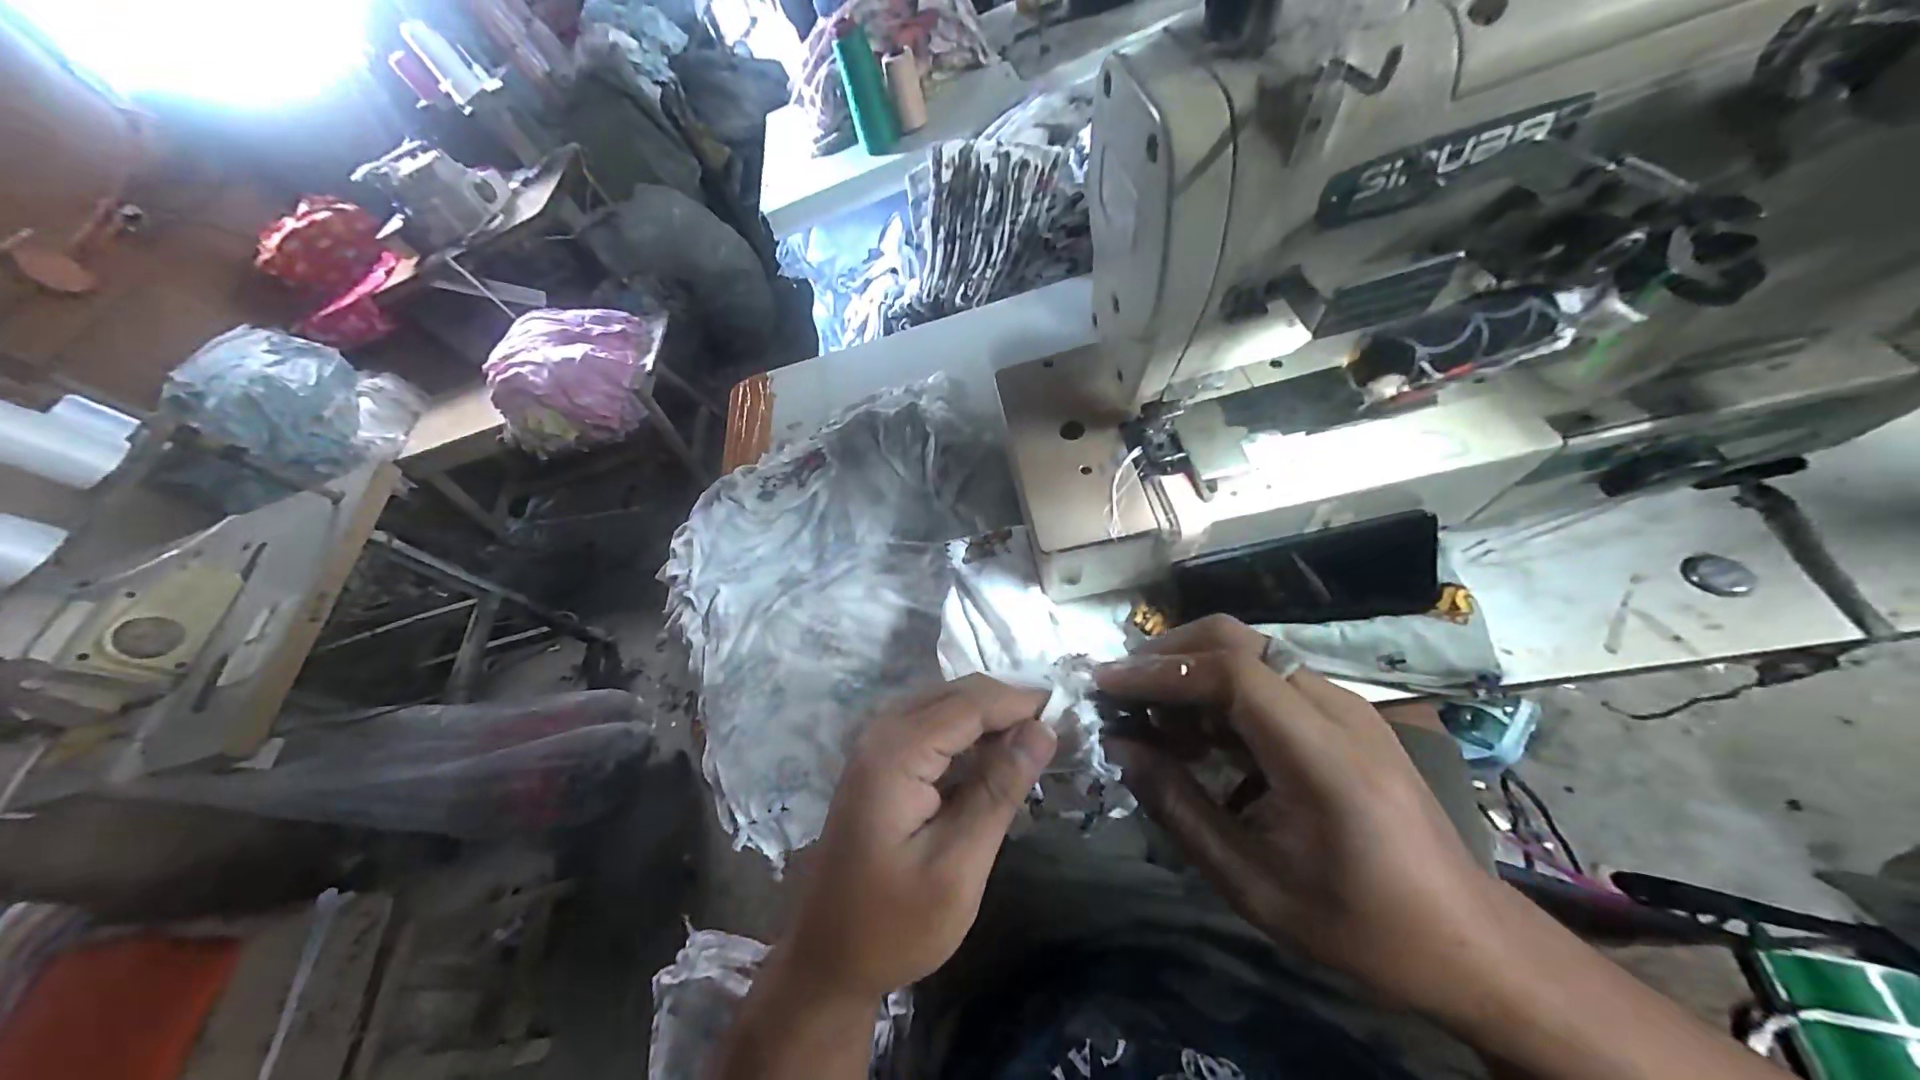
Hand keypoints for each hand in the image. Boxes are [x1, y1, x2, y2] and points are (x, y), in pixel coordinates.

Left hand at [780, 674, 1056, 1000]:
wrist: (827, 958)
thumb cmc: (893, 924)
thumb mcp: (958, 866)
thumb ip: (998, 791)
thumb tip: (1041, 729)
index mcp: (895, 753)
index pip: (970, 703)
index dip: (1021, 701)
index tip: (1070, 711)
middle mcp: (881, 733)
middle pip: (957, 694)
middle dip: (1009, 703)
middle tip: (1059, 729)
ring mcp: (876, 746)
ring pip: (946, 705)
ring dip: (991, 716)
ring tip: (1037, 741)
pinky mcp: (881, 763)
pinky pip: (933, 727)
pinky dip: (970, 733)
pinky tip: (997, 757)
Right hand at [1097, 615, 1498, 1013]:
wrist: (1466, 940)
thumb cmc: (1359, 923)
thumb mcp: (1252, 882)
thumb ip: (1178, 806)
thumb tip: (1120, 747)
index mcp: (1323, 754)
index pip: (1232, 672)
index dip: (1160, 670)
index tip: (1105, 685)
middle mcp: (1337, 709)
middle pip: (1238, 639)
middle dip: (1168, 653)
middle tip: (1120, 691)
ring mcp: (1345, 706)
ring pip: (1249, 651)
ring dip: (1190, 671)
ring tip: (1149, 718)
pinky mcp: (1343, 716)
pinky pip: (1268, 679)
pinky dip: (1218, 692)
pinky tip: (1197, 736)